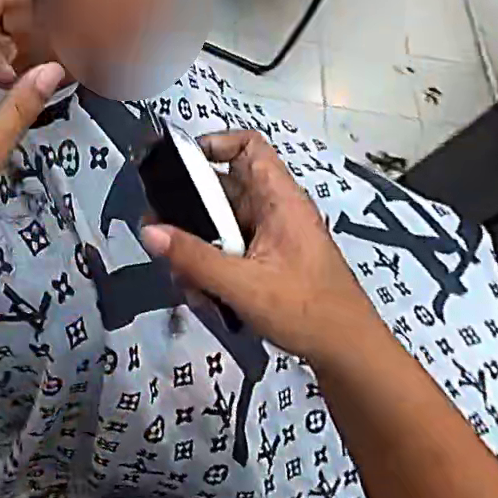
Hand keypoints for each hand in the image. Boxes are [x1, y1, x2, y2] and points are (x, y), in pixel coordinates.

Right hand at [140, 131, 383, 364]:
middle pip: (222, 188)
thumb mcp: (243, 285)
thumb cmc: (306, 312)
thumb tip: (148, 230)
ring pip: (219, 223)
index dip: (213, 144)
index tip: (178, 167)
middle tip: (158, 230)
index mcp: (280, 201)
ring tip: (183, 275)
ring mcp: (270, 236)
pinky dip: (209, 265)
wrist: (348, 353)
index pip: (248, 146)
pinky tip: (201, 293)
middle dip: (188, 210)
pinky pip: (227, 248)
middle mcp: (274, 210)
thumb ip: (193, 258)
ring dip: (196, 246)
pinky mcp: (266, 260)